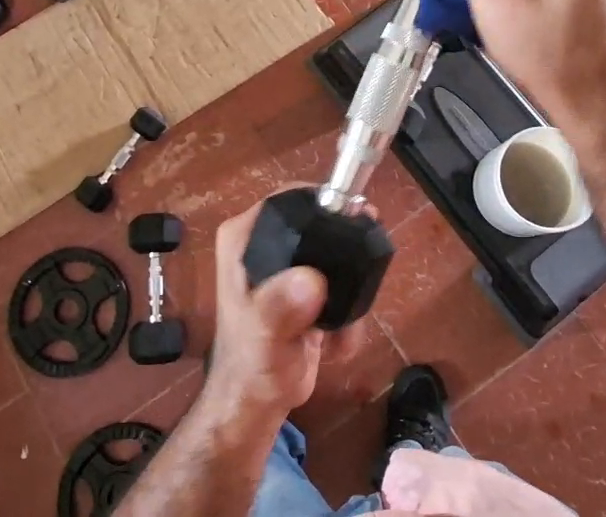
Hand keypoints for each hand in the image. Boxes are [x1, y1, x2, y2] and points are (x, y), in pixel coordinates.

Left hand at [200, 200, 370, 422]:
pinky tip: (335, 344)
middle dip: (345, 258)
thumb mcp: (265, 334)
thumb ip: (281, 307)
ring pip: (335, 257)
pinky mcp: (303, 290)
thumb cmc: (252, 367)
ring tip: (340, 330)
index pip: (289, 198)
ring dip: (348, 294)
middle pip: (319, 224)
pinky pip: (339, 285)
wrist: (256, 407)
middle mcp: (263, 244)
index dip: (324, 202)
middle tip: (361, 282)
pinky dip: (346, 314)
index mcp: (244, 237)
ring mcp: (285, 267)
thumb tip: (311, 282)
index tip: (358, 219)